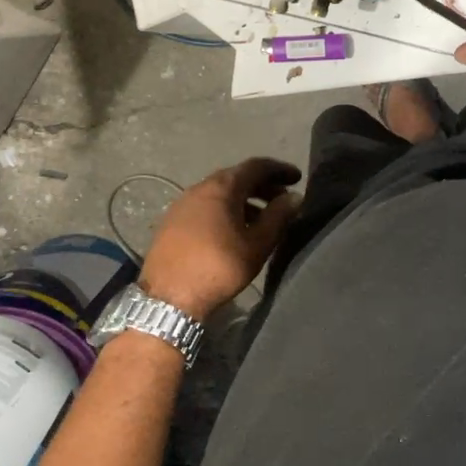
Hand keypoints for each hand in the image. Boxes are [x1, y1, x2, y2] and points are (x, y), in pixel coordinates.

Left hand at [137, 158, 301, 318]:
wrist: (168, 298)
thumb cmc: (219, 268)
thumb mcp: (257, 245)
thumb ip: (278, 217)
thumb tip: (294, 197)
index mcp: (221, 188)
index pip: (256, 166)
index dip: (279, 169)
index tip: (298, 177)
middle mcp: (199, 188)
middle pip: (236, 177)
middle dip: (263, 185)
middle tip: (283, 198)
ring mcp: (182, 204)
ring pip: (220, 193)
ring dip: (244, 199)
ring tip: (262, 217)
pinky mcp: (172, 222)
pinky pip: (206, 206)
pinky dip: (226, 209)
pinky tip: (235, 229)